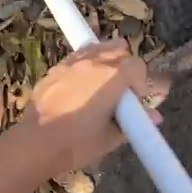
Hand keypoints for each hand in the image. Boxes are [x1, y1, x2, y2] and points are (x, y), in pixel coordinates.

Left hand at [15, 38, 158, 174]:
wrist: (36, 144)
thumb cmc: (76, 144)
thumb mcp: (109, 139)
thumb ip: (133, 124)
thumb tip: (155, 118)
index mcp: (114, 76)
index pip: (138, 66)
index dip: (140, 84)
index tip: (134, 104)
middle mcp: (95, 61)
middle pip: (120, 51)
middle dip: (125, 69)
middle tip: (120, 95)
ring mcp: (73, 62)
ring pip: (99, 48)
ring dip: (107, 61)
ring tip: (102, 85)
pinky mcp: (56, 68)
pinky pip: (79, 56)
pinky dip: (87, 64)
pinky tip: (82, 84)